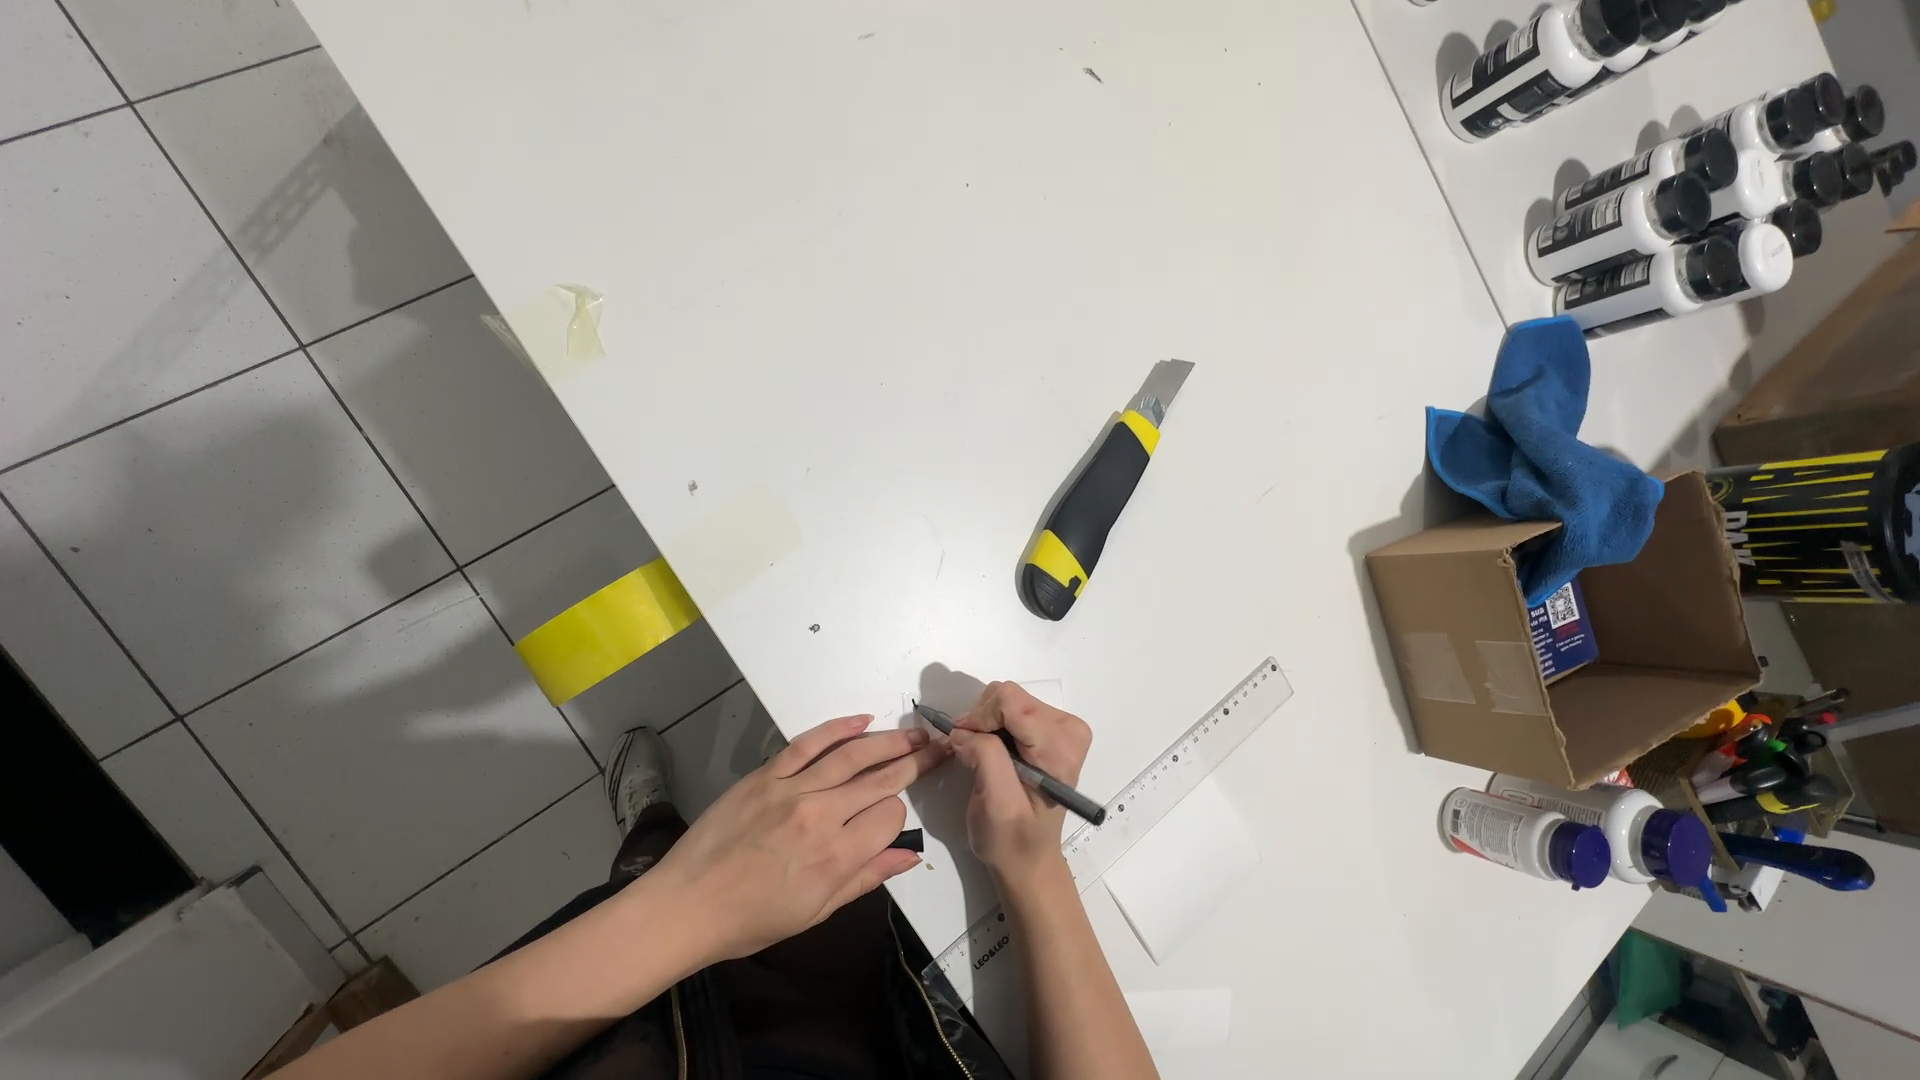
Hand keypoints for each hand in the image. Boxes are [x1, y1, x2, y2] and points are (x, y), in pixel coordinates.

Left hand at [649, 714, 946, 962]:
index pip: (890, 817)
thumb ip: (865, 878)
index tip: (891, 821)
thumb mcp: (816, 912)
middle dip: (916, 762)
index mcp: (835, 857)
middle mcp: (821, 815)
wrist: (686, 905)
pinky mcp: (766, 774)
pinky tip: (863, 719)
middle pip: (881, 779)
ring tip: (915, 733)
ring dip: (890, 740)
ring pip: (853, 755)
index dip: (898, 817)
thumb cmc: (752, 920)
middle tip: (941, 746)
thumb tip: (909, 856)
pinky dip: (838, 728)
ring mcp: (792, 789)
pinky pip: (808, 743)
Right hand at [947, 683, 1092, 885]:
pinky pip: (1010, 706)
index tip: (965, 743)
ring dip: (986, 723)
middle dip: (982, 721)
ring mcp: (1061, 726)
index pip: (1011, 702)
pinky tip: (993, 751)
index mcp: (1060, 749)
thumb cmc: (1012, 839)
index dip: (980, 718)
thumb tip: (964, 731)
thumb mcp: (997, 805)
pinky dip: (992, 724)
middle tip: (971, 753)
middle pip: (1009, 696)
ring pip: (1006, 698)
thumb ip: (985, 759)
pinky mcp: (1049, 727)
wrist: (1027, 856)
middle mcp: (1067, 730)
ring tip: (983, 757)